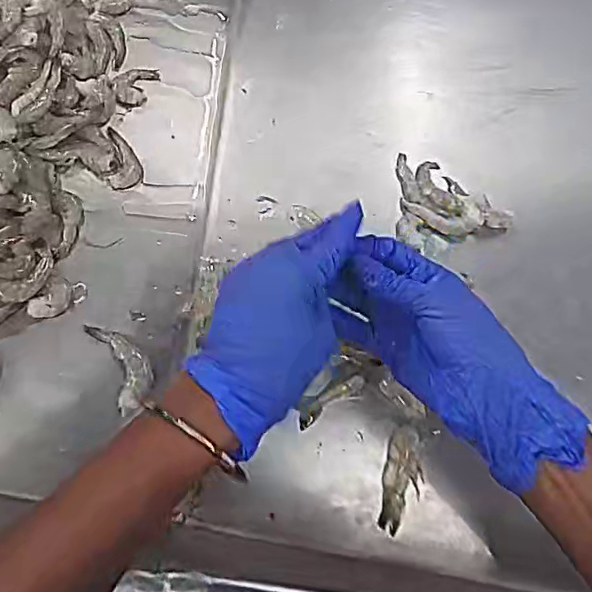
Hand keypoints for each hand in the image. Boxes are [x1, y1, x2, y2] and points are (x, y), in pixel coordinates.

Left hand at [185, 202, 362, 458]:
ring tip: (328, 259)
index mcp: (296, 267)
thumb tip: (324, 281)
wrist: (235, 381)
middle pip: (305, 242)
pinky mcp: (238, 280)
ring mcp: (250, 268)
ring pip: (285, 253)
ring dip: (305, 253)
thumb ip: (327, 294)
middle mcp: (270, 259)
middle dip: (326, 238)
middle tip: (347, 236)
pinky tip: (300, 277)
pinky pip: (269, 265)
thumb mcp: (323, 328)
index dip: (345, 227)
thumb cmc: (284, 362)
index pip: (329, 241)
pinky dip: (286, 267)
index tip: (355, 211)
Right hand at [333, 237, 587, 492]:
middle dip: (342, 267)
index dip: (361, 247)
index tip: (333, 244)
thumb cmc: (470, 340)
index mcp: (424, 277)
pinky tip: (316, 312)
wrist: (485, 397)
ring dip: (336, 291)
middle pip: (367, 273)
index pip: (386, 253)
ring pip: (357, 299)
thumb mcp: (431, 301)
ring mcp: (393, 320)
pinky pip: (356, 328)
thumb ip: (391, 282)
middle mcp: (405, 295)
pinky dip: (338, 319)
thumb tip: (358, 261)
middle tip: (313, 263)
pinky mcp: (384, 346)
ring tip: (307, 284)